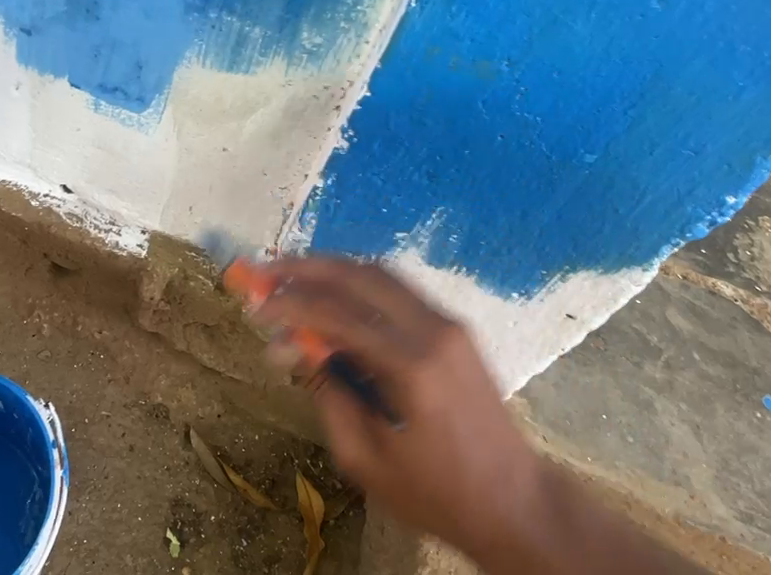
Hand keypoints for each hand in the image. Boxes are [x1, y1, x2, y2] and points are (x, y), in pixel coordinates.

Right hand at [250, 259, 701, 572]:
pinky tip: (332, 293)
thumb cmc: (438, 493)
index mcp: (412, 366)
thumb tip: (293, 347)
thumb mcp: (366, 460)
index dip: (289, 305)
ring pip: (380, 273)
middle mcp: (433, 329)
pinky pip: (398, 289)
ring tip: (290, 275)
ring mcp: (449, 323)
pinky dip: (358, 282)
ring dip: (332, 269)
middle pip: (359, 274)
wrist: (517, 503)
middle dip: (305, 268)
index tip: (253, 305)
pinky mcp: (455, 328)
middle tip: (263, 272)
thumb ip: (328, 395)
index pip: (338, 313)